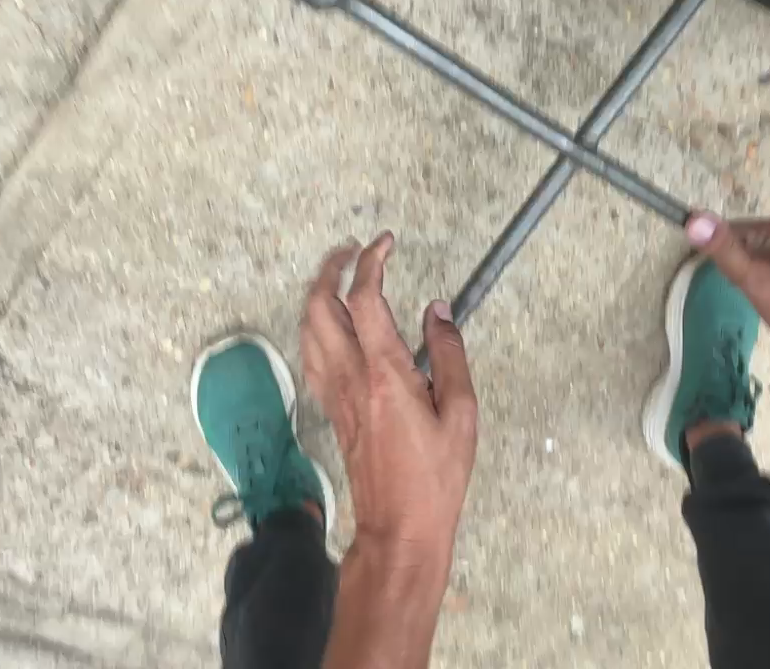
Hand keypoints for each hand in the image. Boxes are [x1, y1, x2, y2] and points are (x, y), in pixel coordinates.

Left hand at [300, 232, 477, 572]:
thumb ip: (449, 354)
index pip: (366, 299)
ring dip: (318, 292)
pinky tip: (333, 323)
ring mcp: (333, 392)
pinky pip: (310, 353)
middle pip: (319, 306)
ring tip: (340, 275)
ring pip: (307, 328)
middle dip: (330, 268)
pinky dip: (315, 324)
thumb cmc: (436, 475)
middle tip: (353, 250)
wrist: (398, 528)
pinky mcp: (329, 407)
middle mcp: (349, 375)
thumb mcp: (461, 413)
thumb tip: (437, 309)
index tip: (386, 241)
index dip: (372, 261)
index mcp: (385, 372)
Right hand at [685, 212, 769, 367]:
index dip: (724, 255)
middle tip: (750, 293)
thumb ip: (723, 250)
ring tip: (766, 300)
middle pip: (753, 242)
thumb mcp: (754, 280)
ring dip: (760, 274)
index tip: (731, 280)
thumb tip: (693, 219)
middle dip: (744, 265)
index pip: (734, 230)